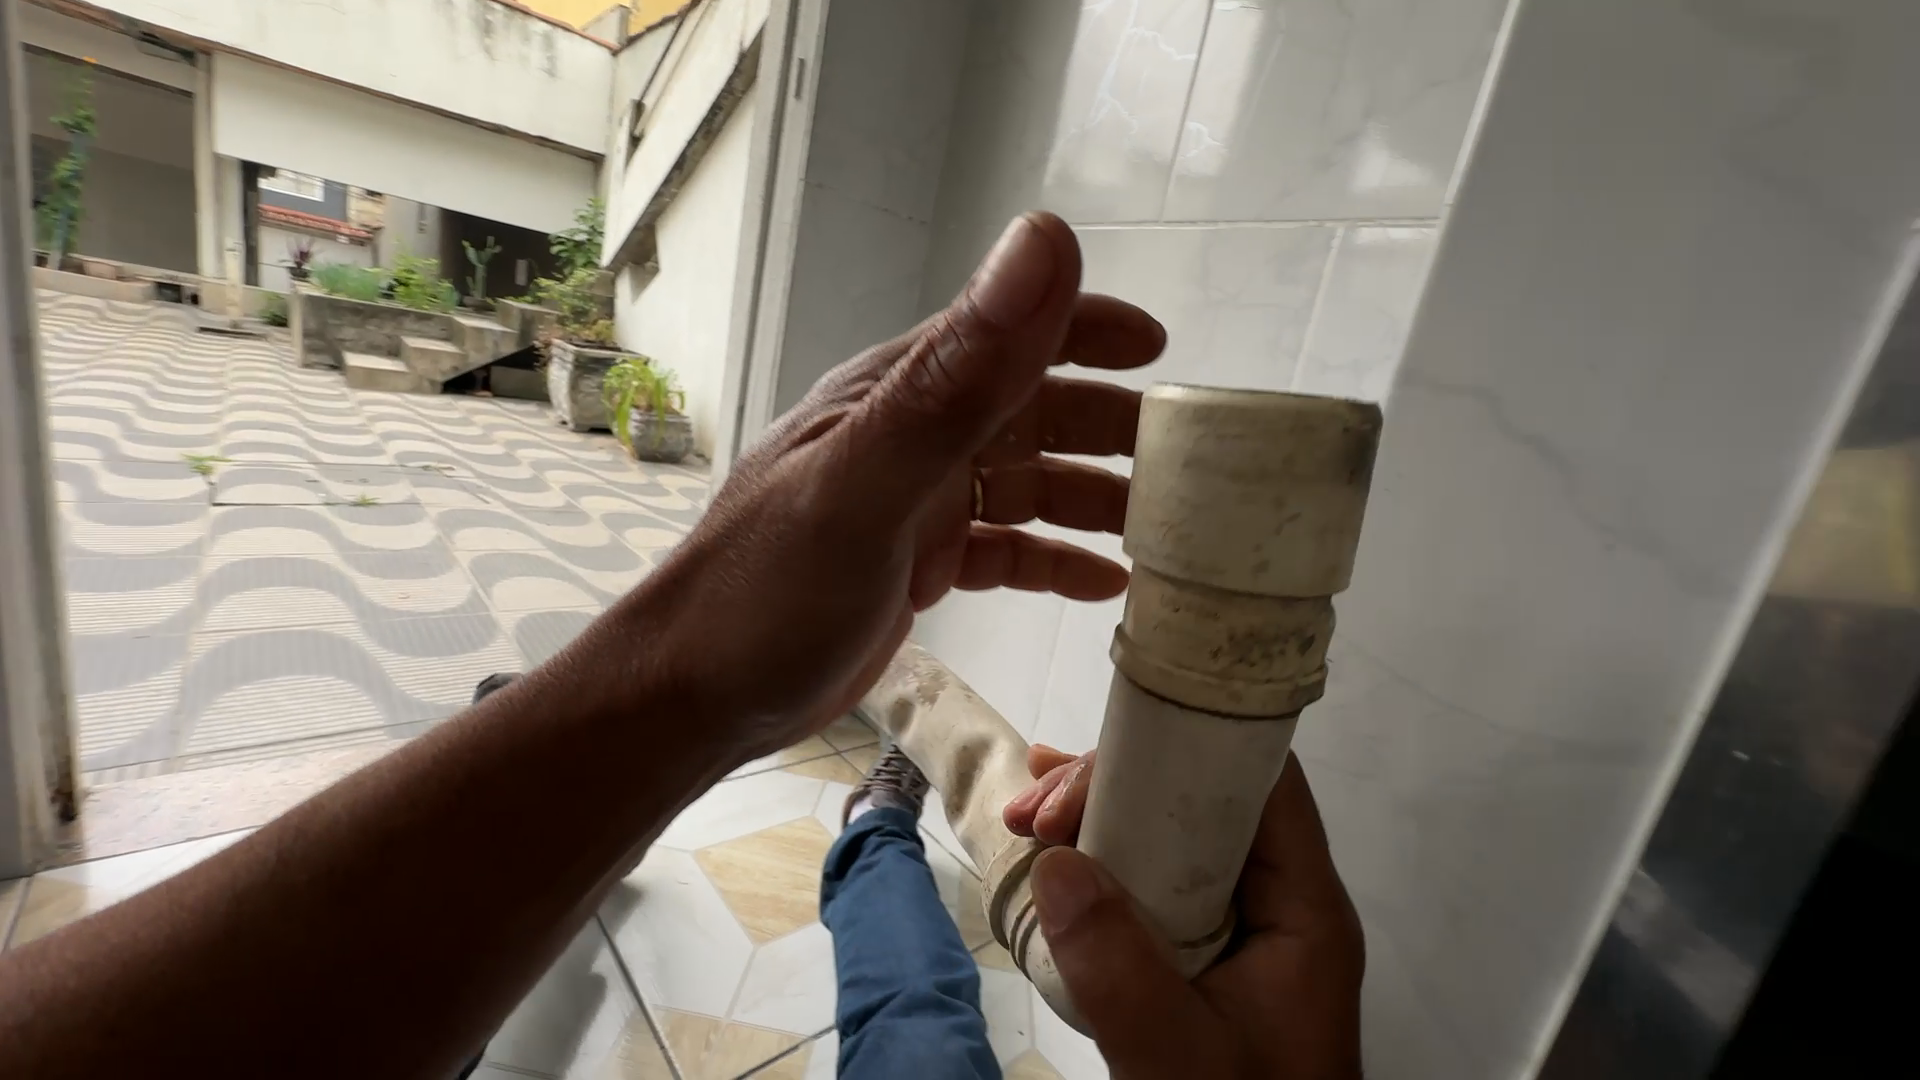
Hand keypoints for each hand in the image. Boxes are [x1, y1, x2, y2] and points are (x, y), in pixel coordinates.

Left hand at [627, 213, 1164, 759]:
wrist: (698, 694)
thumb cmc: (771, 592)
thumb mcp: (867, 482)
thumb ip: (957, 375)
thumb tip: (1047, 241)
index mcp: (900, 394)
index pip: (1008, 333)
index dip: (1086, 330)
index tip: (1162, 354)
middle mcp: (913, 437)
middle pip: (1032, 414)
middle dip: (1110, 431)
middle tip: (1188, 470)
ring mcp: (917, 503)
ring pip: (1027, 486)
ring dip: (1093, 501)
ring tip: (1165, 534)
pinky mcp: (919, 565)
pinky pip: (1004, 549)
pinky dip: (1054, 560)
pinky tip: (1104, 586)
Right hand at [1007, 747, 1365, 1078]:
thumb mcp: (1179, 1061)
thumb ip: (1123, 974)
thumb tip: (1054, 862)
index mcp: (1301, 907)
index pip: (1263, 782)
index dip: (1185, 748)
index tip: (1092, 770)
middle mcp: (1273, 895)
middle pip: (1199, 795)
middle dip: (1110, 784)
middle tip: (1036, 813)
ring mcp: (1234, 915)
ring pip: (1165, 826)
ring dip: (1090, 810)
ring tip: (1022, 817)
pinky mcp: (1198, 938)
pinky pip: (1146, 866)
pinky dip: (1093, 844)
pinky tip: (1045, 834)